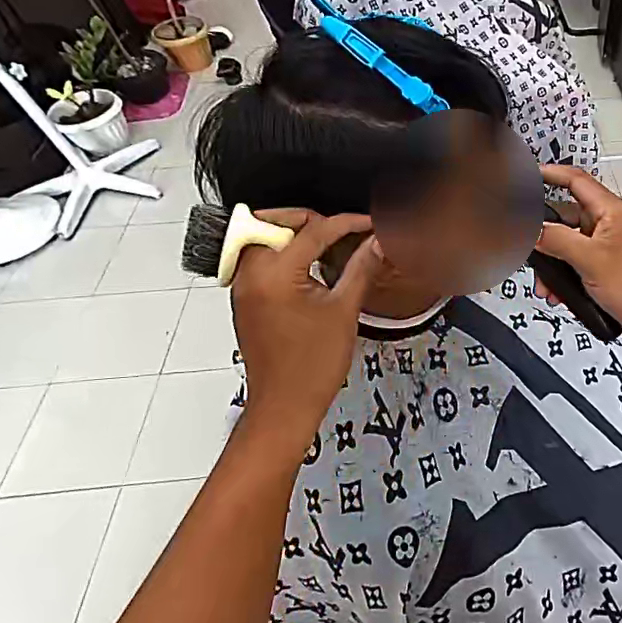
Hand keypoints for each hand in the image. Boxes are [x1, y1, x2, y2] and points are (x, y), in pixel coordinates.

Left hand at [230, 209, 381, 421]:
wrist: (285, 403)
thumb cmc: (313, 365)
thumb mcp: (345, 310)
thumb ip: (362, 268)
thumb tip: (378, 242)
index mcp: (275, 275)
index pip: (313, 230)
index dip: (347, 223)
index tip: (370, 224)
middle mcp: (251, 275)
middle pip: (275, 222)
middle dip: (311, 219)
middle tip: (344, 229)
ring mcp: (243, 287)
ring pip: (263, 237)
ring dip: (295, 233)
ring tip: (329, 243)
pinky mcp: (245, 298)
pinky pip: (260, 258)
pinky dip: (284, 251)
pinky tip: (311, 264)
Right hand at [535, 165, 621, 340]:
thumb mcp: (590, 260)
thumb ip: (556, 240)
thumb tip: (532, 229)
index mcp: (612, 212)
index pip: (576, 180)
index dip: (550, 174)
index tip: (528, 175)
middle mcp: (612, 224)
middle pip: (567, 215)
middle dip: (544, 233)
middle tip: (528, 245)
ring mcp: (609, 246)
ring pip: (569, 242)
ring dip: (553, 260)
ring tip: (547, 280)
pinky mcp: (608, 266)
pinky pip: (577, 261)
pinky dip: (564, 274)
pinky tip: (560, 291)